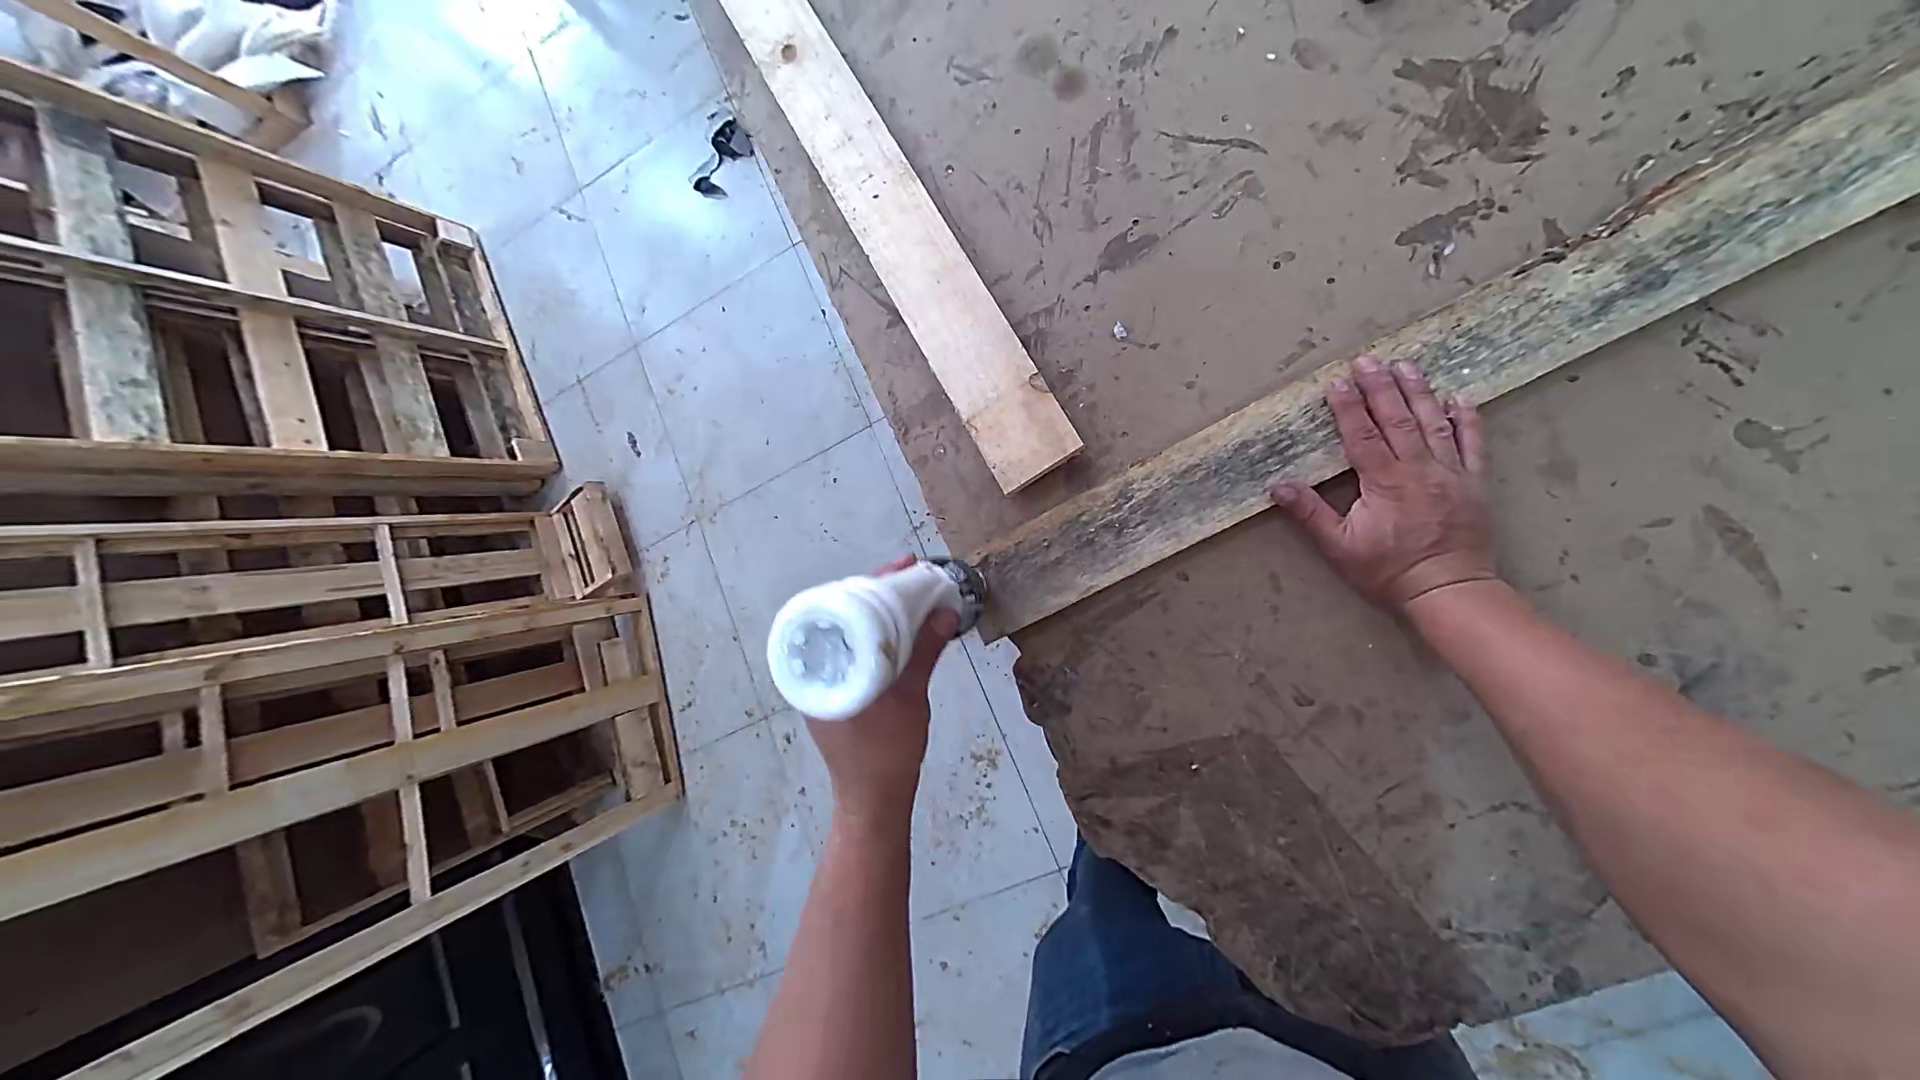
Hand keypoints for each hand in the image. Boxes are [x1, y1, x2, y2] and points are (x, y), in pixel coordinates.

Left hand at [806, 556, 961, 831]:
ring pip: (850, 633)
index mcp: (819, 667)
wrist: (873, 800)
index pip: (839, 608)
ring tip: (908, 590)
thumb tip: (946, 613)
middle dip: (877, 591)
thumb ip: (925, 654)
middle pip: (844, 616)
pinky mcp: (838, 690)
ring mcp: (825, 681)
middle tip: (910, 571)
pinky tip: (900, 627)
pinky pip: (855, 650)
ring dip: (878, 611)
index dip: (871, 582)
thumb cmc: (885, 753)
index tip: (900, 566)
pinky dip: (877, 635)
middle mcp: (814, 669)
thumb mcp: (909, 698)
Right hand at [1269, 356, 1498, 608]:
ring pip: (1434, 423)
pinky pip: (1472, 443)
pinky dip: (1467, 419)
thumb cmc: (1388, 570)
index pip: (1361, 434)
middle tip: (1368, 359)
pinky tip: (1458, 398)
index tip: (1337, 381)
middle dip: (1380, 387)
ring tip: (1406, 366)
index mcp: (1384, 481)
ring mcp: (1451, 473)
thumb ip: (1310, 512)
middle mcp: (1419, 469)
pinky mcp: (1474, 483)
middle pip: (1397, 419)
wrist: (1448, 589)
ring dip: (1419, 392)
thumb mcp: (1339, 546)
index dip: (1347, 406)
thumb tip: (1279, 485)